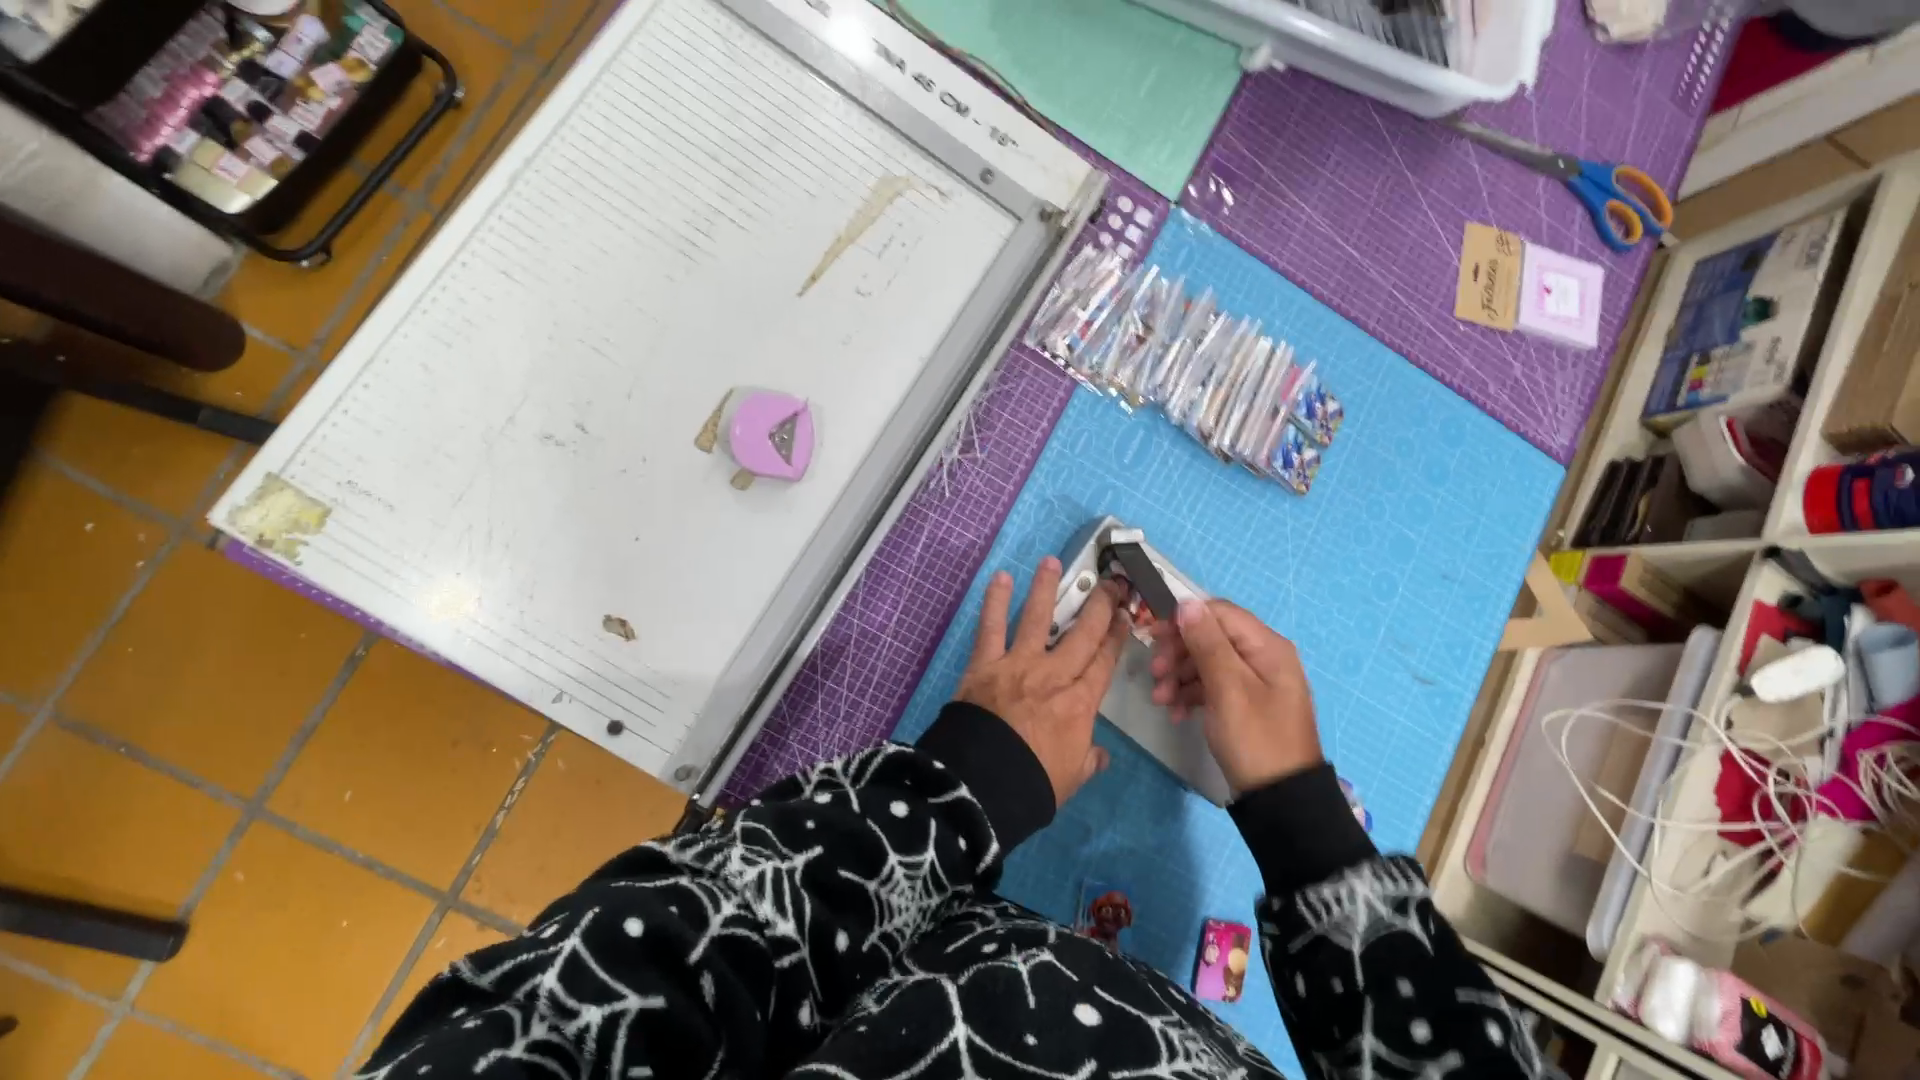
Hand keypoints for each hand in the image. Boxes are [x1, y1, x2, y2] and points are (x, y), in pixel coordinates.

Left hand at [957, 556, 1128, 806]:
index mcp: (1080, 704)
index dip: (1116, 635)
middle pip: (1082, 632)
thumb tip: (1102, 754)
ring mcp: (1018, 665)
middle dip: (1099, 604)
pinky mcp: (984, 664)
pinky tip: (1000, 578)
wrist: (982, 784)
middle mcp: (1054, 675)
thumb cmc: (1032, 784)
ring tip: (1052, 562)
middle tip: (1110, 581)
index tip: (1124, 614)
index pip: (1104, 661)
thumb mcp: (1071, 778)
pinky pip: (991, 627)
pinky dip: (994, 601)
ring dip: (1046, 588)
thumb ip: (1088, 760)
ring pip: (1038, 618)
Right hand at [1150, 599, 1320, 795]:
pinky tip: (1176, 713)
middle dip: (1178, 653)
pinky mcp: (1244, 703)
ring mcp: (1254, 682)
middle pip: (1211, 637)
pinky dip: (1191, 694)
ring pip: (1207, 662)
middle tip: (1154, 674)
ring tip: (1161, 700)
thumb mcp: (1228, 689)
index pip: (1219, 613)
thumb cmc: (1255, 739)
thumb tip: (1187, 604)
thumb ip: (1207, 644)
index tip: (1153, 637)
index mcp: (1266, 646)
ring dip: (1179, 676)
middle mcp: (1263, 657)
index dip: (1184, 620)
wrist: (1281, 798)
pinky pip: (1212, 686)